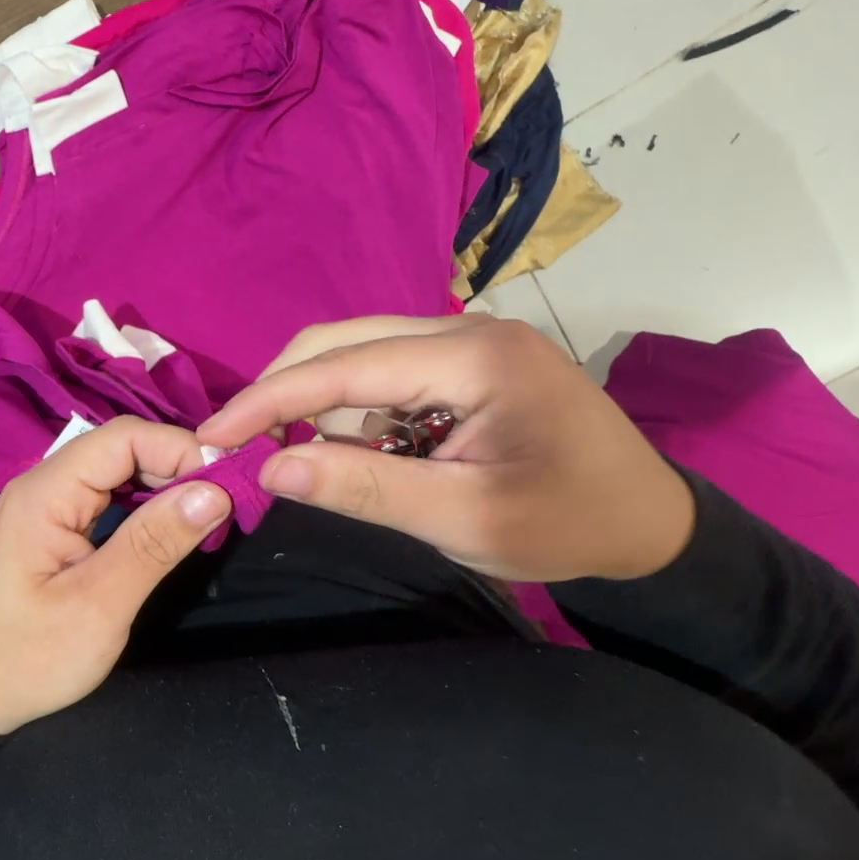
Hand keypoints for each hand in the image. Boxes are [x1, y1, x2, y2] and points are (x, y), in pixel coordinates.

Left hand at [0, 416, 233, 734]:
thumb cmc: (32, 657)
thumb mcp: (99, 606)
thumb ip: (153, 544)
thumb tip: (213, 491)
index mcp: (42, 495)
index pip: (122, 438)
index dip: (179, 449)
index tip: (227, 488)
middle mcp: (40, 486)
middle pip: (119, 448)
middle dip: (177, 466)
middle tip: (226, 507)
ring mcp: (43, 505)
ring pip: (115, 470)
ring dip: (163, 485)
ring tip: (207, 517)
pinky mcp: (51, 527)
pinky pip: (104, 496)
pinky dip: (142, 505)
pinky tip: (170, 527)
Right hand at [198, 314, 694, 582]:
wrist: (649, 527)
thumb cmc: (567, 525)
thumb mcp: (462, 518)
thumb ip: (363, 488)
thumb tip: (270, 467)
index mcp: (476, 359)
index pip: (343, 367)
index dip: (267, 400)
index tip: (209, 436)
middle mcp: (464, 332)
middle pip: (338, 344)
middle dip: (281, 394)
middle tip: (240, 449)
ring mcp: (462, 345)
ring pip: (351, 359)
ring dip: (314, 409)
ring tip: (306, 466)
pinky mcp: (458, 366)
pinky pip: (377, 380)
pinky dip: (346, 416)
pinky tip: (355, 455)